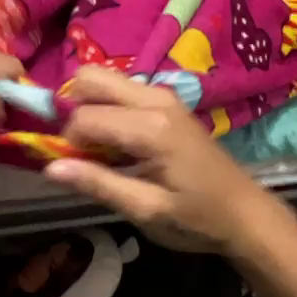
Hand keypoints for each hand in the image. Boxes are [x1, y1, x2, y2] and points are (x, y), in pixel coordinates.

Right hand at [41, 68, 296, 257]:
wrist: (246, 213)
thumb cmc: (198, 219)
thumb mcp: (146, 210)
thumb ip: (98, 184)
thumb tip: (49, 168)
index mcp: (151, 128)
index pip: (85, 116)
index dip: (68, 141)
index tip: (72, 168)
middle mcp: (154, 99)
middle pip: (91, 77)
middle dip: (72, 107)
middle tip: (78, 147)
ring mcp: (162, 96)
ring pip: (105, 79)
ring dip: (89, 106)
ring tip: (96, 149)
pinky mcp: (166, 101)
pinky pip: (121, 90)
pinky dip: (106, 108)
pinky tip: (116, 144)